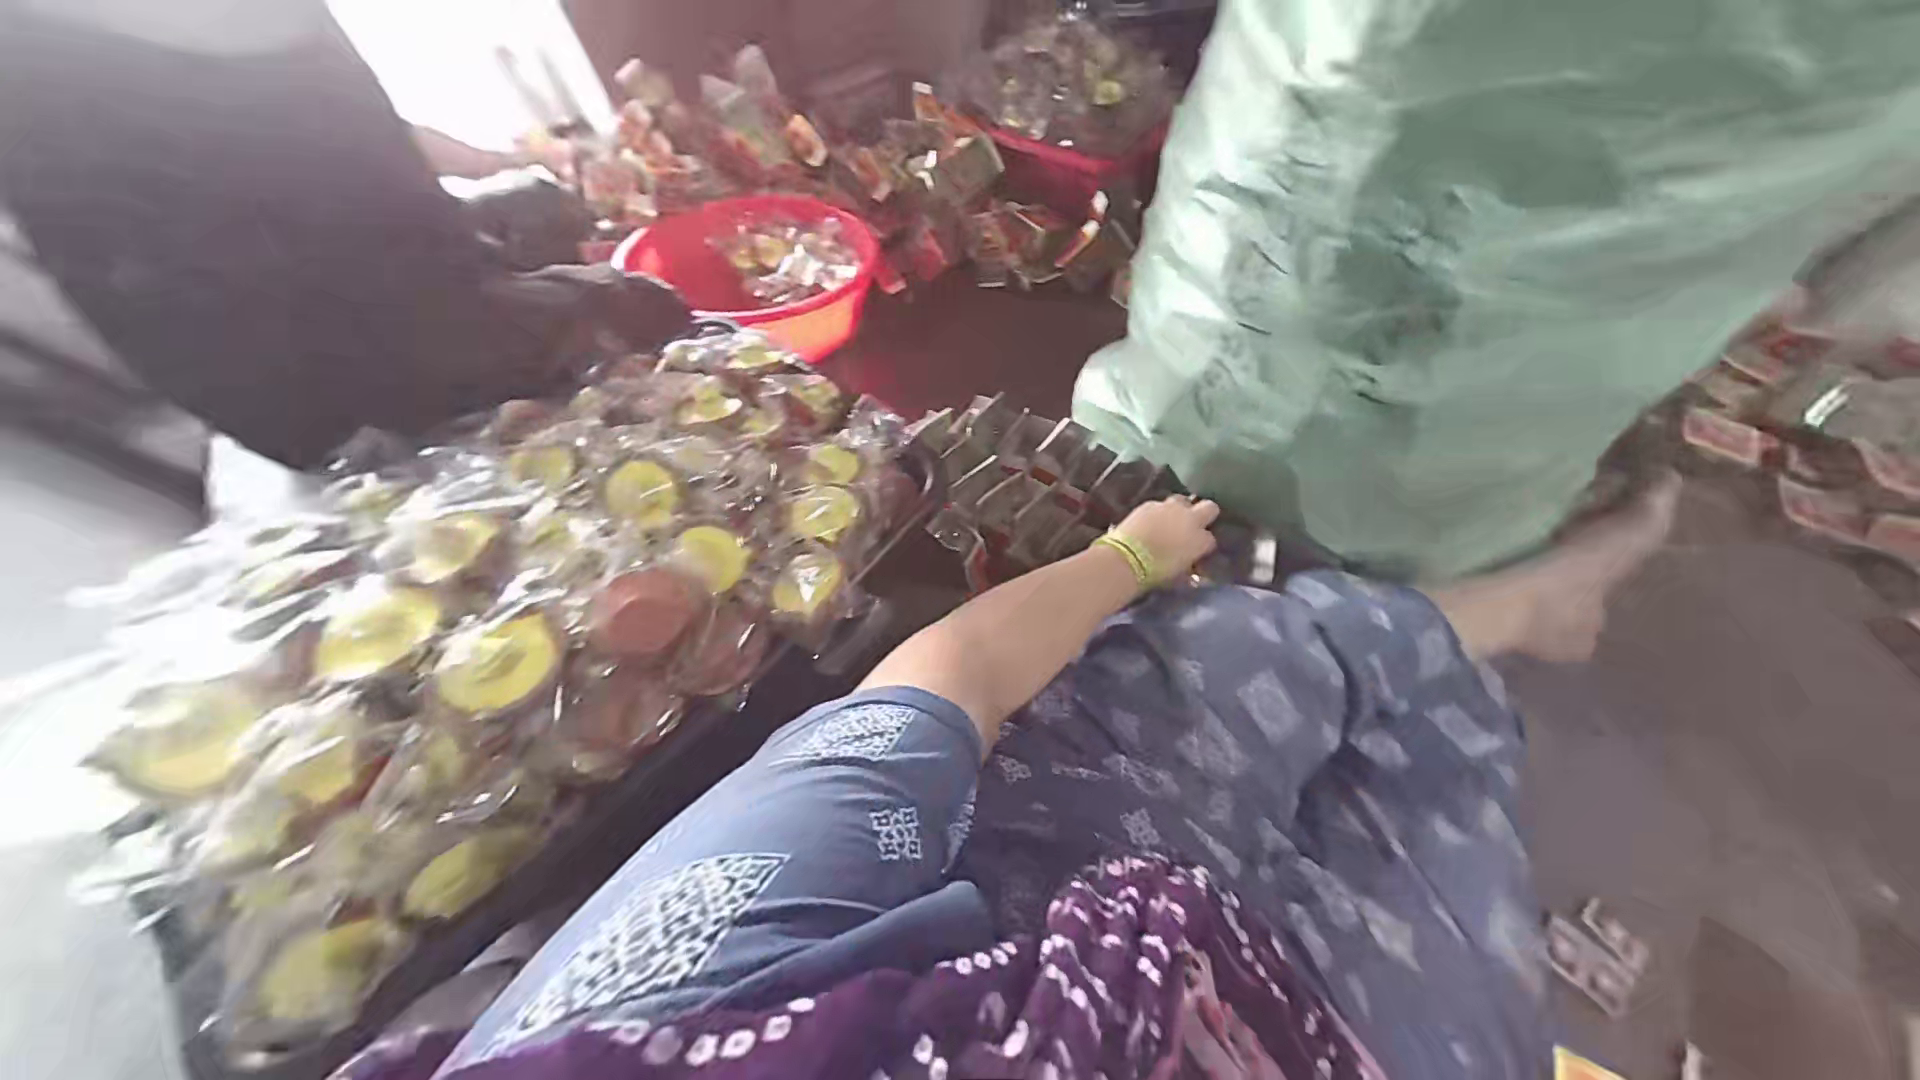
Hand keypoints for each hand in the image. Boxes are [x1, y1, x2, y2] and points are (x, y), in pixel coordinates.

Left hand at [1113, 495, 1219, 583]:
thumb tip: (1189, 568)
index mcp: (1201, 540)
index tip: (1194, 550)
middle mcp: (1191, 519)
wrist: (1127, 557)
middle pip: (1210, 508)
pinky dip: (1157, 512)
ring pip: (1183, 501)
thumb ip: (1188, 568)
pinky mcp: (1150, 504)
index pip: (1210, 539)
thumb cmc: (1155, 572)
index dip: (1202, 544)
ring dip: (1179, 509)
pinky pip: (1159, 505)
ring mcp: (1170, 508)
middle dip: (1204, 514)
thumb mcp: (1177, 576)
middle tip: (1193, 524)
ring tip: (1169, 520)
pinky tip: (1149, 521)